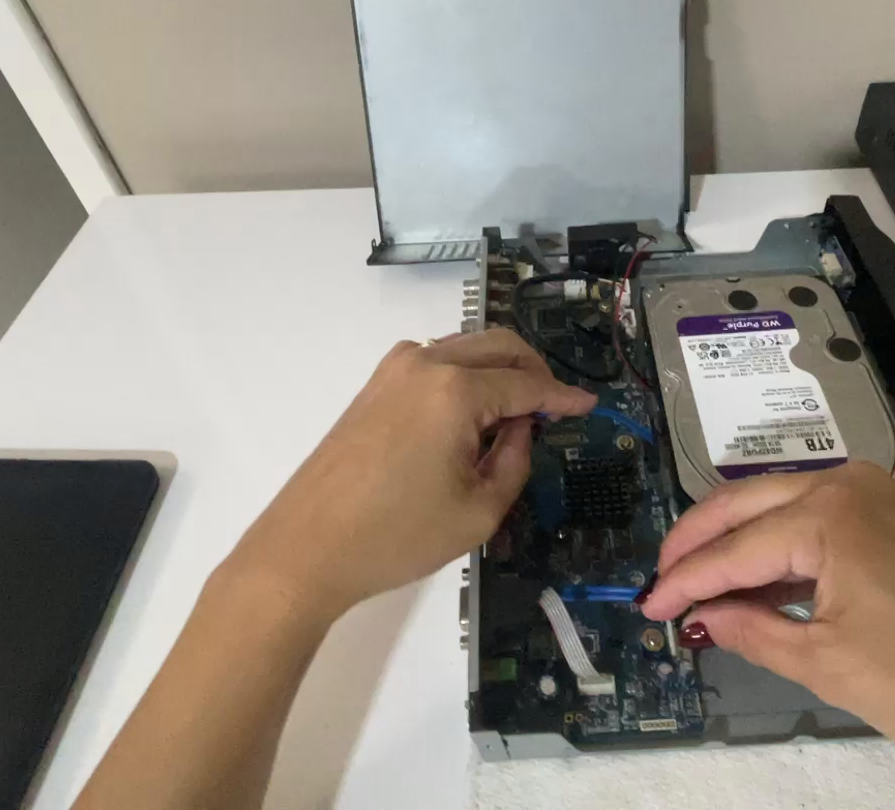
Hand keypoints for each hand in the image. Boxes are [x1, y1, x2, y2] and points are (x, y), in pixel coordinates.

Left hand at [237, 330, 596, 616]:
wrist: (306, 549)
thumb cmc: (396, 537)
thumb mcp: (478, 511)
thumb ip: (515, 460)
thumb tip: (520, 428)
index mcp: (454, 390)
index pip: (526, 384)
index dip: (562, 396)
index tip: (589, 405)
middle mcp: (425, 362)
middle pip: (498, 346)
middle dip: (534, 371)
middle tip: (555, 406)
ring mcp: (394, 368)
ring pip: (466, 348)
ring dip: (498, 370)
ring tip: (516, 415)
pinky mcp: (375, 383)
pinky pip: (436, 362)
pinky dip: (466, 376)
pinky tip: (472, 413)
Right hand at [640, 463, 894, 771]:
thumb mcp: (829, 665)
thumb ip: (754, 632)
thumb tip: (702, 618)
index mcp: (829, 516)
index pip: (735, 549)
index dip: (685, 580)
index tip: (649, 606)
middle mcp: (845, 485)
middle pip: (745, 505)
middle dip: (697, 542)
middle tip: (661, 578)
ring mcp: (871, 492)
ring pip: (775, 502)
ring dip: (735, 539)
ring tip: (698, 578)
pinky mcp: (889, 511)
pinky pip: (811, 513)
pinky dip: (777, 543)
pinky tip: (757, 575)